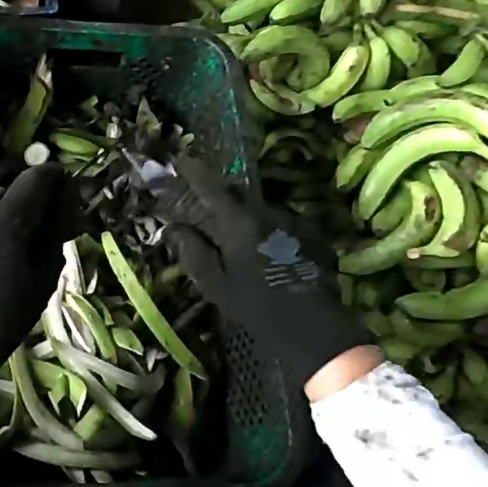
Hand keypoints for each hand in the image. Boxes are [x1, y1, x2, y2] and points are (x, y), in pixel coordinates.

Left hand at [0, 164, 74, 424]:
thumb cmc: (3, 317)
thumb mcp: (41, 283)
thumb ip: (53, 241)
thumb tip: (63, 215)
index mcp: (8, 218)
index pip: (35, 179)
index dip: (53, 177)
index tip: (64, 183)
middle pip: (7, 193)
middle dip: (25, 202)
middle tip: (39, 223)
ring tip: (8, 246)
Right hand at [159, 158, 372, 391]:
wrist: (313, 327)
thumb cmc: (257, 307)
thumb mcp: (215, 284)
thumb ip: (192, 252)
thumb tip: (173, 229)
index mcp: (238, 222)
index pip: (210, 187)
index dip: (192, 171)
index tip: (179, 159)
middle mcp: (265, 212)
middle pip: (234, 194)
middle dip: (214, 194)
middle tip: (198, 203)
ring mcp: (290, 221)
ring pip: (255, 209)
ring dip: (238, 215)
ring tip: (228, 233)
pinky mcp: (307, 234)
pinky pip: (275, 222)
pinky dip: (260, 229)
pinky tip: (257, 250)